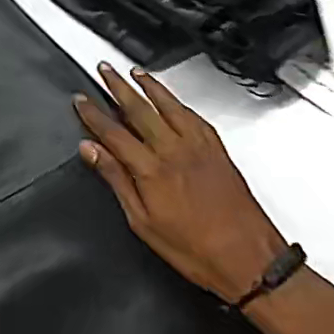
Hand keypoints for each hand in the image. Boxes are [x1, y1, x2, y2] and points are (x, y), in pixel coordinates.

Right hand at [74, 62, 287, 302]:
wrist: (252, 264)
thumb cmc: (197, 250)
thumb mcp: (143, 222)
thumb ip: (115, 180)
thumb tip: (90, 151)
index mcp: (152, 169)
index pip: (113, 131)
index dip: (93, 113)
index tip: (81, 100)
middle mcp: (174, 151)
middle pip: (139, 109)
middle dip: (118, 86)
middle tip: (105, 69)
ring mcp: (199, 148)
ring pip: (169, 105)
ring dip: (149, 85)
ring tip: (135, 72)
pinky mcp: (219, 151)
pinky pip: (195, 117)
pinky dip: (179, 102)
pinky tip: (172, 99)